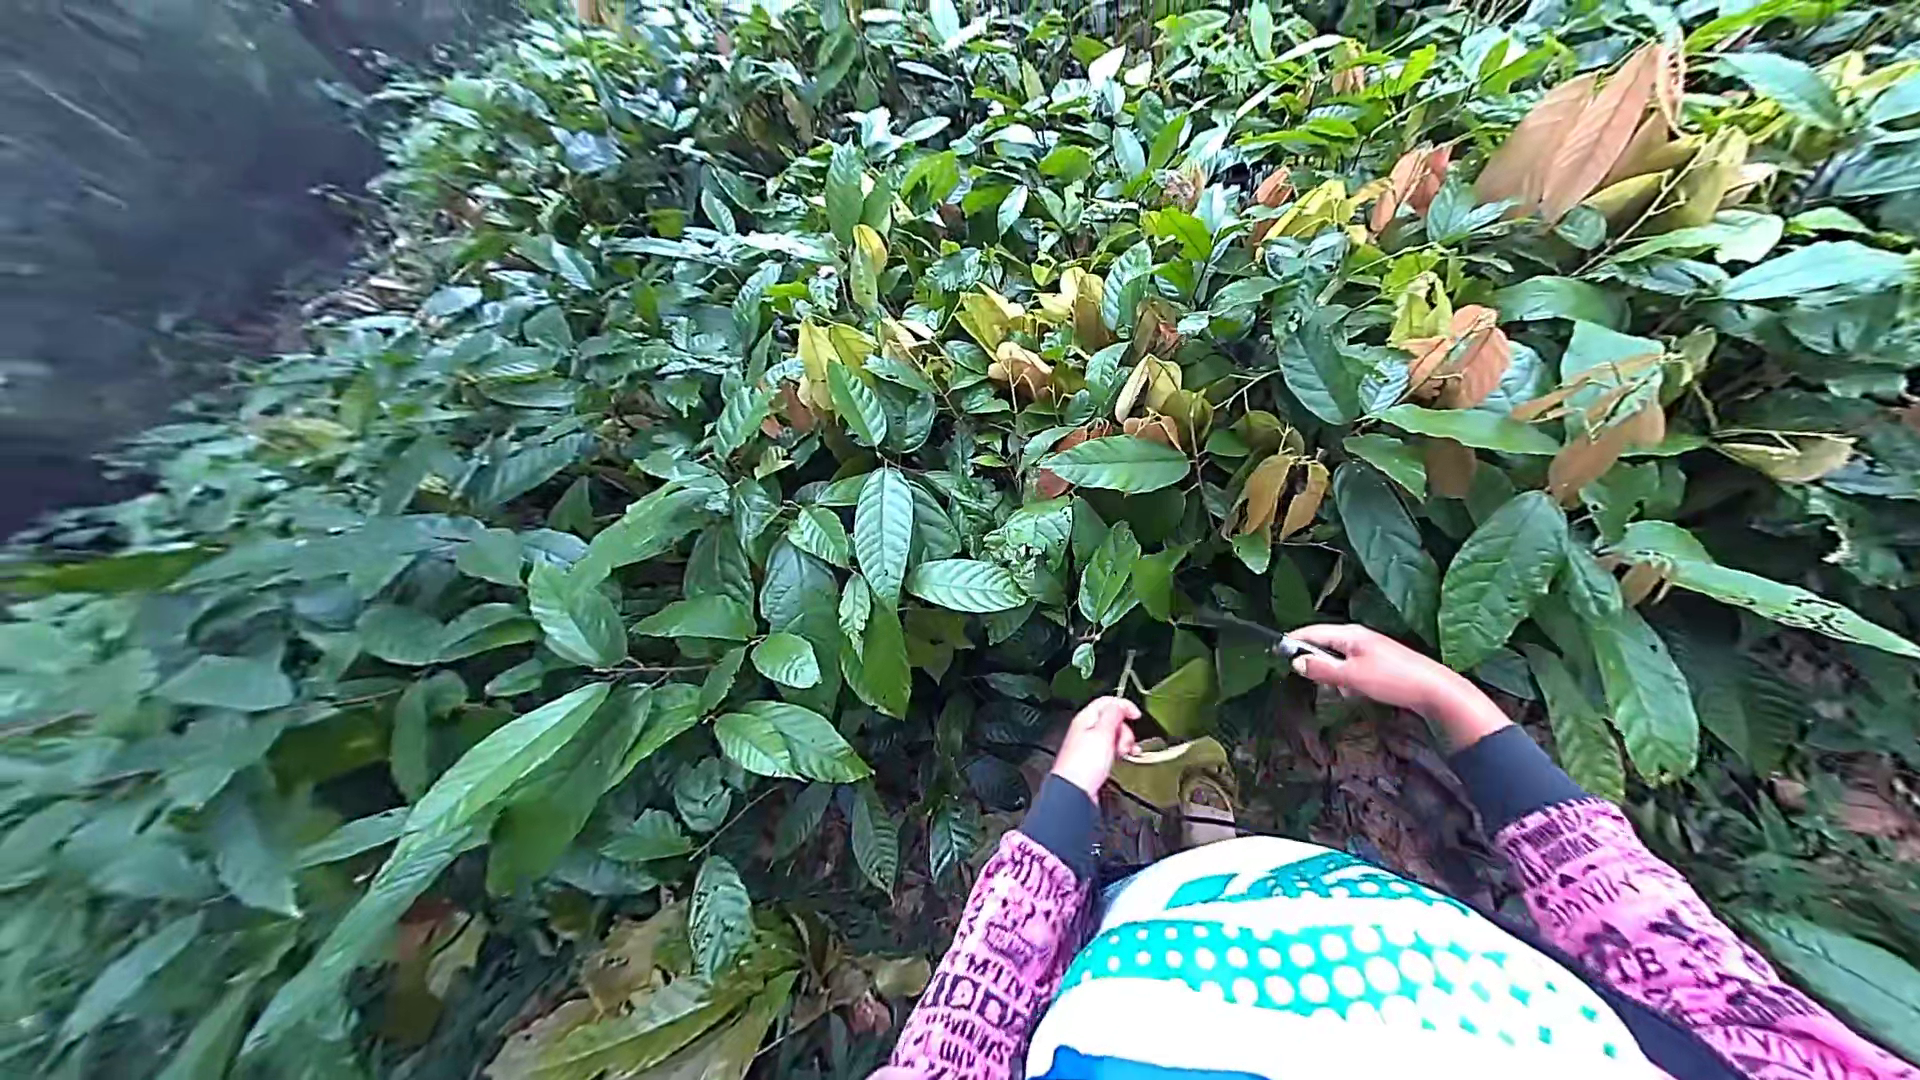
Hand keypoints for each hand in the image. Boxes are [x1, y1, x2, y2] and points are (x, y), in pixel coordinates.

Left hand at [1051, 696, 1139, 796]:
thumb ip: (1113, 715)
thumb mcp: (1102, 733)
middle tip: (1123, 742)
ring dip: (1124, 742)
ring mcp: (1090, 744)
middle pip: (1113, 719)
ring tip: (1123, 752)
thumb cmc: (1083, 765)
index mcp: (1086, 718)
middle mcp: (1086, 729)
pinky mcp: (1094, 759)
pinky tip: (1124, 757)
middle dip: (1125, 729)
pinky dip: (1120, 751)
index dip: (1124, 706)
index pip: (1107, 702)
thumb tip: (1121, 705)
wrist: (1075, 791)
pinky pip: (1111, 748)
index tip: (1136, 715)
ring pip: (1114, 734)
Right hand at [1287, 624, 1510, 748]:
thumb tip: (1296, 662)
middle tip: (1315, 680)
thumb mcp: (1351, 677)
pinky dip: (1348, 679)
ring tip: (1343, 690)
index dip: (1293, 641)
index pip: (1311, 632)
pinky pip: (1352, 667)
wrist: (1439, 693)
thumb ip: (1321, 669)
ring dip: (1334, 675)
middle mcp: (1359, 637)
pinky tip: (1357, 692)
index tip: (1277, 651)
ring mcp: (1371, 649)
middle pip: (1323, 645)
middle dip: (1316, 663)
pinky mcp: (1381, 663)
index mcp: (1350, 634)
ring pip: (1338, 658)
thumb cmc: (1394, 680)